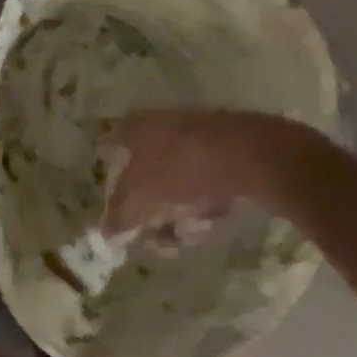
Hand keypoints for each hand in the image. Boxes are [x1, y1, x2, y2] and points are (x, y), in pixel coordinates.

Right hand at [102, 110, 312, 241]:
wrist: (251, 156)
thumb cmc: (181, 170)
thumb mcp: (141, 198)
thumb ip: (119, 215)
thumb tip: (105, 233)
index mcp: (135, 126)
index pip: (111, 146)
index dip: (110, 175)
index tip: (113, 201)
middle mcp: (162, 123)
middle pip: (145, 166)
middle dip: (146, 200)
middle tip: (148, 228)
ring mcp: (197, 133)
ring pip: (177, 175)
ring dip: (175, 205)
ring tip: (182, 232)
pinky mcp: (227, 148)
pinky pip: (205, 179)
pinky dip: (203, 200)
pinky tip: (208, 219)